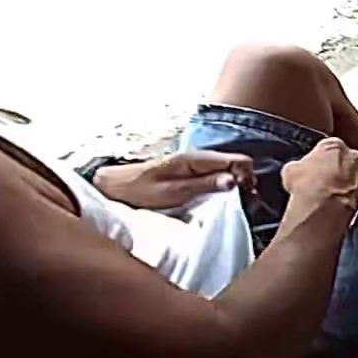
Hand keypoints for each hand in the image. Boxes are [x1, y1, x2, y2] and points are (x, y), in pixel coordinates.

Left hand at [92, 150, 255, 209]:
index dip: (245, 177)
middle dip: (243, 182)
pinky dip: (226, 185)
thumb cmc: (139, 191)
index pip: (240, 160)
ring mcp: (200, 163)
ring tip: (228, 200)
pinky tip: (219, 196)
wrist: (112, 187)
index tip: (240, 193)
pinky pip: (222, 174)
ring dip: (235, 185)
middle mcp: (202, 157)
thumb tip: (235, 181)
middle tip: (236, 200)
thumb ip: (205, 185)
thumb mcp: (172, 192)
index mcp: (197, 159)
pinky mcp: (197, 170)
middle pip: (240, 164)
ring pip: (233, 169)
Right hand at [279, 137, 357, 216]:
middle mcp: (354, 155)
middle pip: (348, 159)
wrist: (324, 204)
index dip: (321, 157)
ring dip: (349, 180)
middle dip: (340, 166)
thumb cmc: (306, 182)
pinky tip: (343, 199)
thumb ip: (301, 165)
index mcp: (334, 144)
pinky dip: (355, 192)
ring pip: (357, 173)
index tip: (316, 166)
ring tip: (334, 191)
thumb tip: (299, 169)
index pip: (329, 147)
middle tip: (326, 178)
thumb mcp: (292, 169)